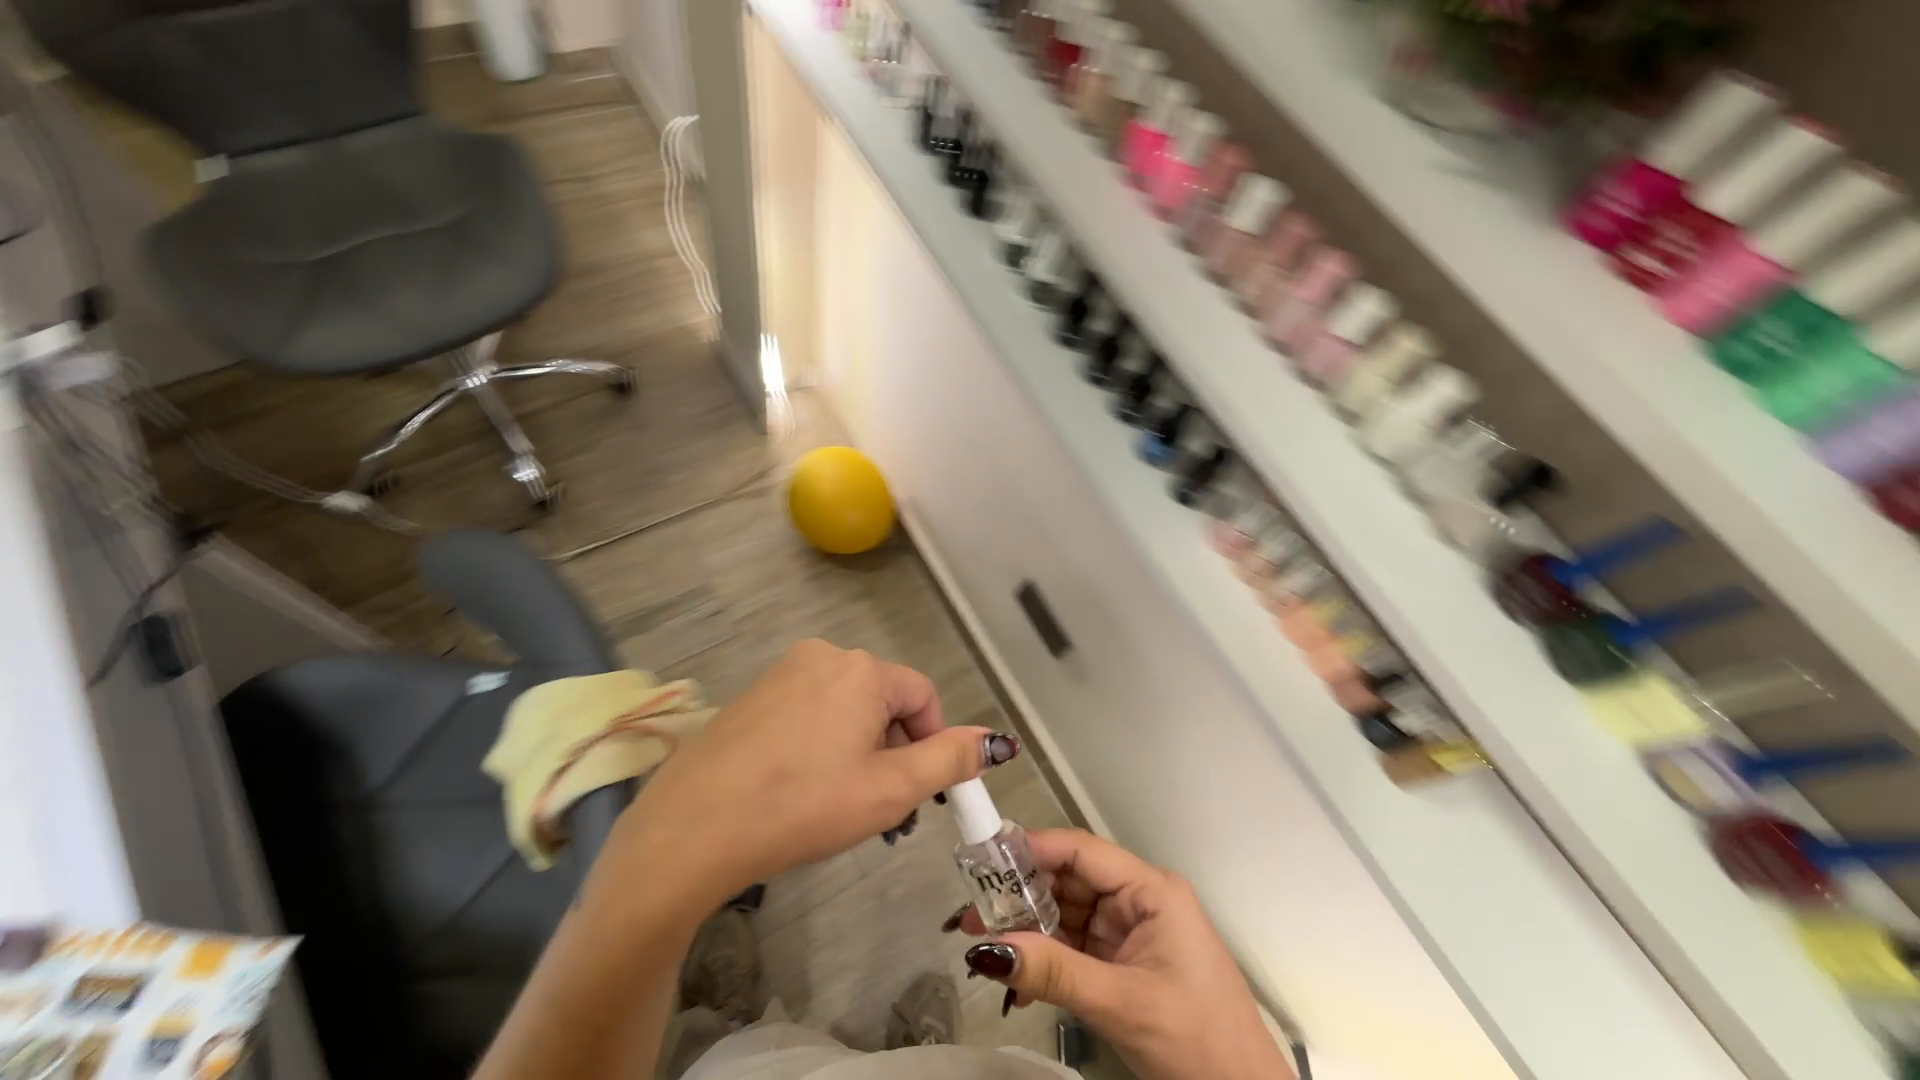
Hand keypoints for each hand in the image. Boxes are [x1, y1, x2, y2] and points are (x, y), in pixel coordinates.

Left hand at [603, 640, 1020, 904]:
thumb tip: (996, 741)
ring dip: (858, 752)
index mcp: (861, 669)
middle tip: (881, 809)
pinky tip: (800, 790)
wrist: (694, 827)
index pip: (923, 696)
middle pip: (883, 701)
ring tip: (840, 805)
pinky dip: (820, 746)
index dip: (934, 744)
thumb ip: (949, 760)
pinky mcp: (751, 697)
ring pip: (845, 709)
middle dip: (894, 752)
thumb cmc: (804, 806)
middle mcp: (822, 656)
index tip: (921, 795)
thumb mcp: (890, 789)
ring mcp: (781, 674)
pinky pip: (808, 714)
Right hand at [951, 829, 1291, 1079]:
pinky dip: (1044, 956)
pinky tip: (1013, 969)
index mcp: (1151, 891)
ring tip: (979, 937)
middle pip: (1070, 880)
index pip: (1082, 851)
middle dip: (1021, 893)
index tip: (983, 856)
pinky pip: (1075, 946)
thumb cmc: (1196, 1040)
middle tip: (971, 909)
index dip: (1033, 849)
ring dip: (1027, 926)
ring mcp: (1131, 932)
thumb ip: (1054, 971)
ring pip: (1067, 913)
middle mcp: (1139, 901)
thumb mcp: (1121, 1003)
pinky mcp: (1123, 963)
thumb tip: (986, 949)